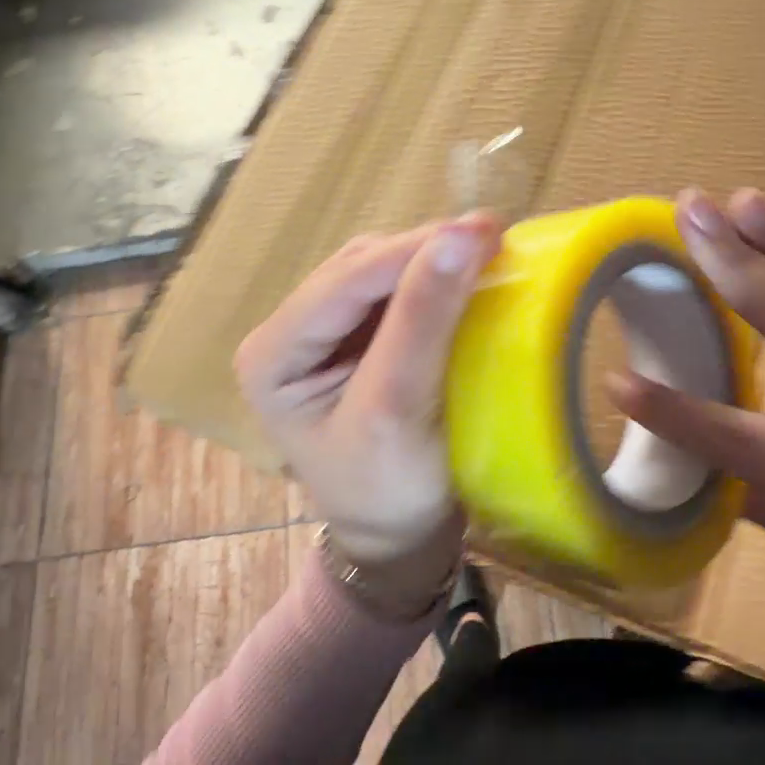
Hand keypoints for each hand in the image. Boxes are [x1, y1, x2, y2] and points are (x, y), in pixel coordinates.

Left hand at [235, 214, 500, 581]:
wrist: (396, 536)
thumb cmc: (387, 489)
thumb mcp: (398, 407)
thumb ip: (423, 320)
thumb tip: (462, 235)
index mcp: (272, 354)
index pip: (345, 282)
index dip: (412, 250)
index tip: (482, 229)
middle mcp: (287, 332)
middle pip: (359, 268)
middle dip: (423, 250)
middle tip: (493, 236)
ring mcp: (322, 331)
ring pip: (378, 270)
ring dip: (430, 257)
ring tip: (485, 248)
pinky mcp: (356, 336)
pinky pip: (394, 289)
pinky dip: (432, 277)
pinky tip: (467, 270)